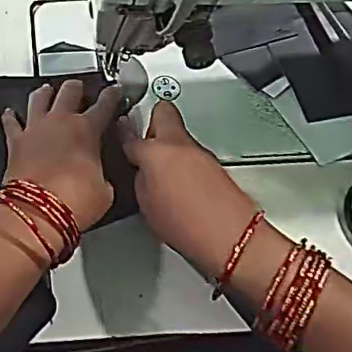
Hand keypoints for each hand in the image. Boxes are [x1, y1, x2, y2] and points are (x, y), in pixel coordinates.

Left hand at [1, 80, 124, 229]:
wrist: (37, 211)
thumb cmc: (73, 201)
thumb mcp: (105, 191)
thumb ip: (103, 176)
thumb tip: (100, 179)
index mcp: (87, 130)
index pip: (104, 105)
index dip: (111, 95)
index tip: (114, 91)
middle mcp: (60, 122)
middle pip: (69, 91)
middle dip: (76, 87)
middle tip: (79, 86)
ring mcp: (35, 129)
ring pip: (39, 98)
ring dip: (45, 93)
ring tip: (47, 90)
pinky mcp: (15, 142)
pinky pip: (11, 122)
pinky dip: (10, 116)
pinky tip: (9, 112)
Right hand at [119, 102, 260, 268]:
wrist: (231, 238)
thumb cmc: (190, 226)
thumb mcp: (146, 204)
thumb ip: (138, 176)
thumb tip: (140, 169)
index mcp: (156, 151)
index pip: (131, 134)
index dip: (123, 135)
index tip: (120, 137)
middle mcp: (181, 144)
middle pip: (163, 112)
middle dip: (150, 122)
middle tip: (142, 141)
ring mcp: (201, 152)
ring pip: (179, 134)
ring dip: (168, 145)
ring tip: (161, 173)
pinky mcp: (215, 164)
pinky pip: (192, 153)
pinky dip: (183, 161)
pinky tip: (180, 185)